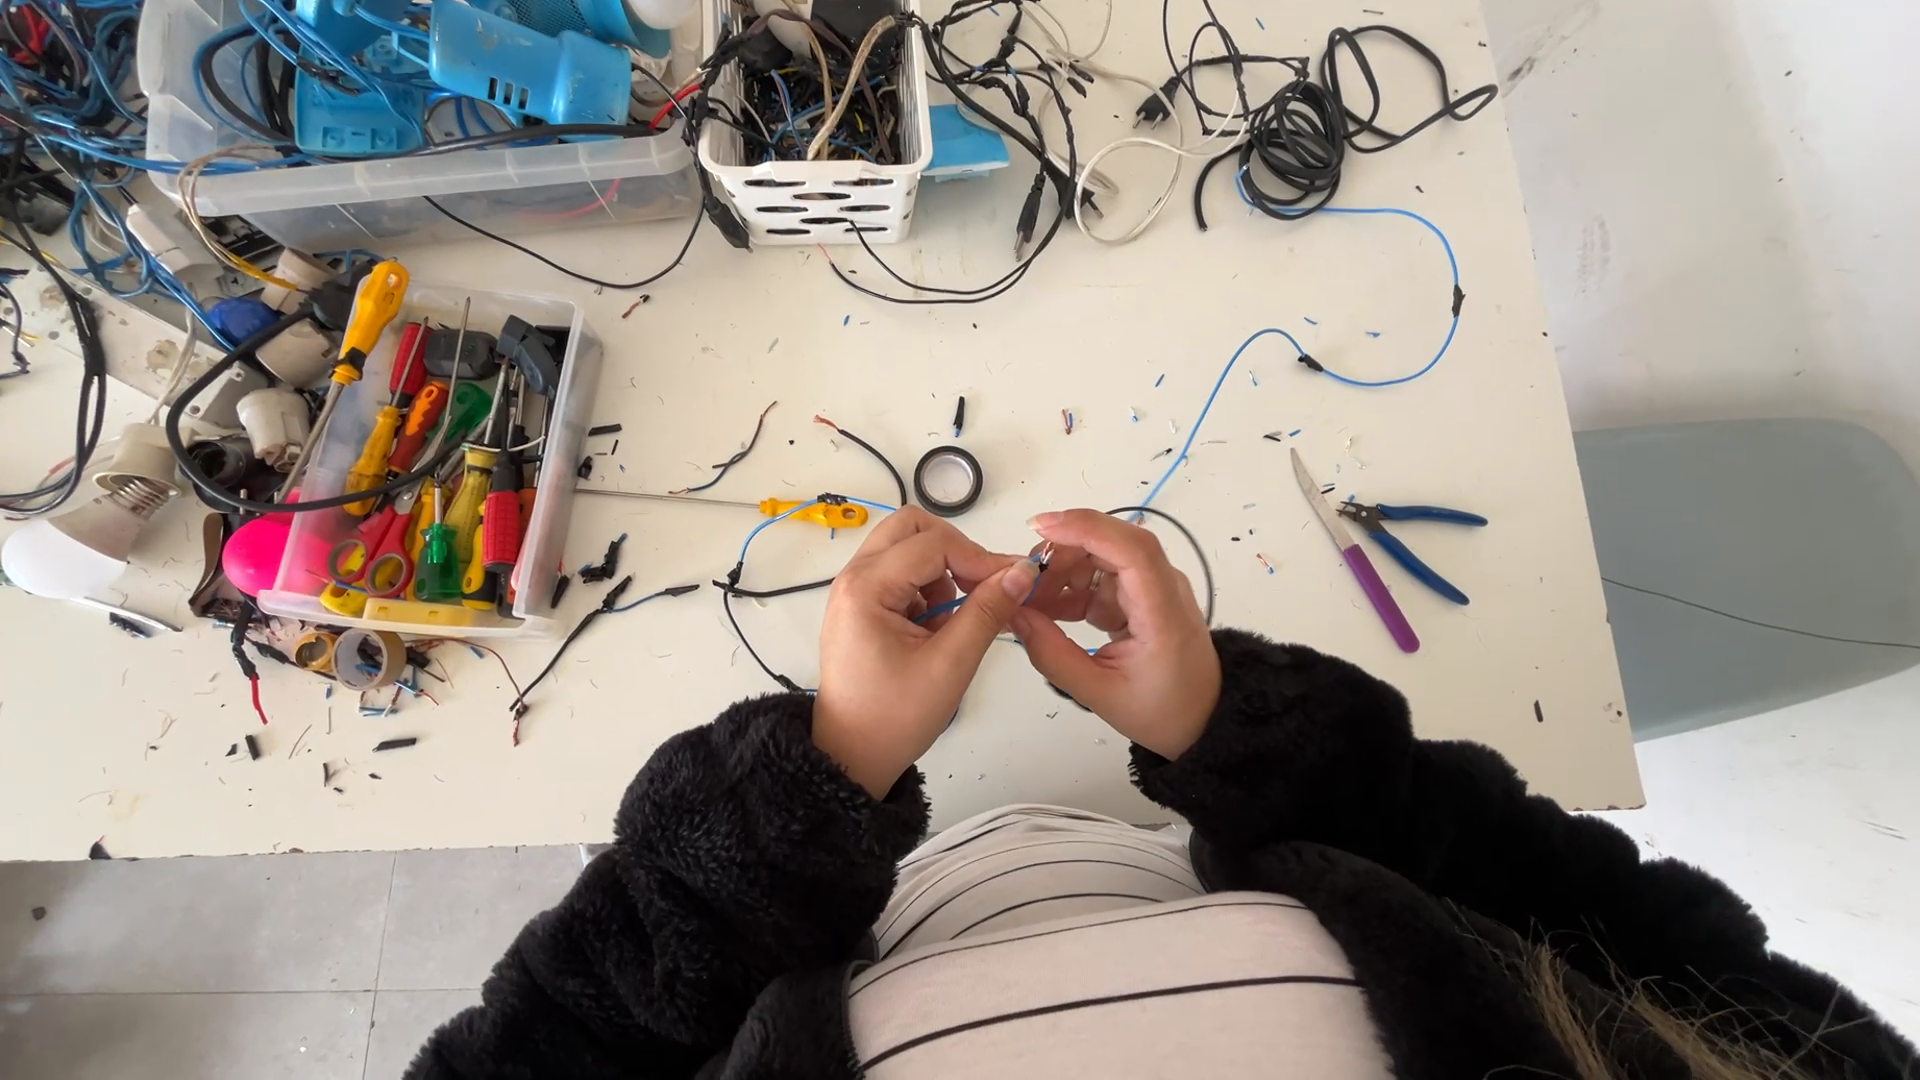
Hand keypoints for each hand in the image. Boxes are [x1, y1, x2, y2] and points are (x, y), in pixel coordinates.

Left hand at [813, 506, 1036, 796]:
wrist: (852, 757)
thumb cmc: (896, 716)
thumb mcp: (950, 664)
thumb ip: (988, 611)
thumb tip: (1024, 572)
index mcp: (866, 587)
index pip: (934, 544)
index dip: (979, 558)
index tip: (1014, 583)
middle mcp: (853, 577)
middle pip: (912, 527)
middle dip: (955, 549)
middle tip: (982, 586)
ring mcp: (854, 589)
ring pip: (907, 546)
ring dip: (940, 570)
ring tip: (954, 620)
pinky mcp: (862, 605)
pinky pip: (901, 573)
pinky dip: (927, 587)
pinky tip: (937, 628)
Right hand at [1011, 509, 1219, 758]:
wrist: (1204, 719)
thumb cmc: (1163, 710)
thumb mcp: (1100, 693)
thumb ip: (1053, 656)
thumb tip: (1014, 615)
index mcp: (1163, 613)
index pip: (1132, 549)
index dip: (1086, 528)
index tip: (1040, 528)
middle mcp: (1162, 587)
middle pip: (1111, 543)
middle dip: (1061, 552)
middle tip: (1023, 580)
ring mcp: (1152, 587)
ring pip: (1101, 555)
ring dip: (1061, 571)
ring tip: (1031, 602)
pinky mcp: (1140, 595)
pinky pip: (1100, 576)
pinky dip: (1070, 588)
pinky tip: (1047, 610)